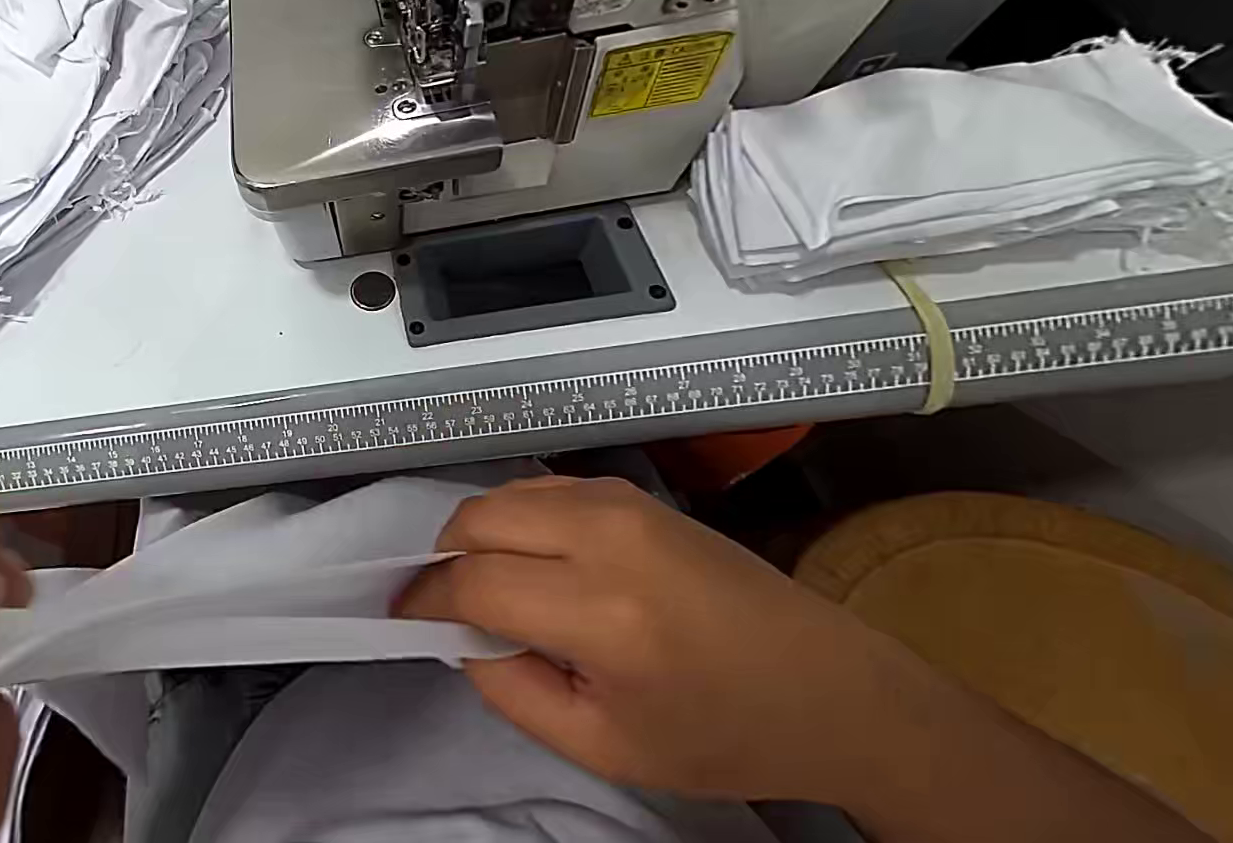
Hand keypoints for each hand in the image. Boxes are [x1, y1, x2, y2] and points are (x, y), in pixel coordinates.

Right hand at [400, 476, 1211, 842]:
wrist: (830, 683)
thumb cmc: (719, 731)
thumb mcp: (602, 746)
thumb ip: (509, 688)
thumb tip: (461, 633)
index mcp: (603, 613)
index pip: (474, 584)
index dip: (426, 598)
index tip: (403, 614)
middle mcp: (604, 535)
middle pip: (476, 519)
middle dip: (445, 558)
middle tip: (448, 599)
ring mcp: (618, 499)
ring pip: (501, 494)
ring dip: (476, 533)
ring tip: (488, 579)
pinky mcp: (629, 488)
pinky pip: (538, 487)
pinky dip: (512, 516)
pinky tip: (530, 554)